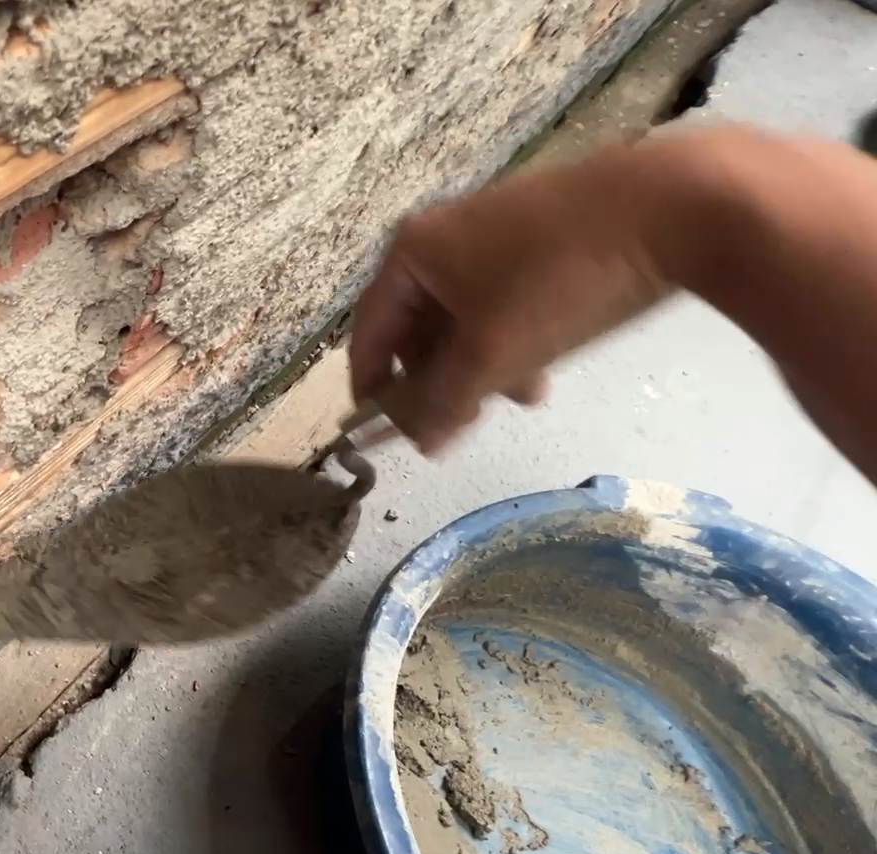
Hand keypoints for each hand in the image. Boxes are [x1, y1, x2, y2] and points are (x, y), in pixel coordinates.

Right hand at [348, 138, 677, 453]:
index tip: (384, 428)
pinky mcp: (545, 223)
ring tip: (522, 395)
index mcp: (409, 254)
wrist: (691, 201)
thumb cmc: (559, 281)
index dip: (374, 388)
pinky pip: (504, 292)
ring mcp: (495, 224)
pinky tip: (546, 357)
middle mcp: (442, 234)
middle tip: (465, 415)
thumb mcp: (489, 357)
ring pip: (465, 314)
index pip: (368, 336)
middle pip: (418, 327)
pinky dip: (512, 332)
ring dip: (482, 363)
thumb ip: (443, 406)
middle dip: (441, 379)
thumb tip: (422, 446)